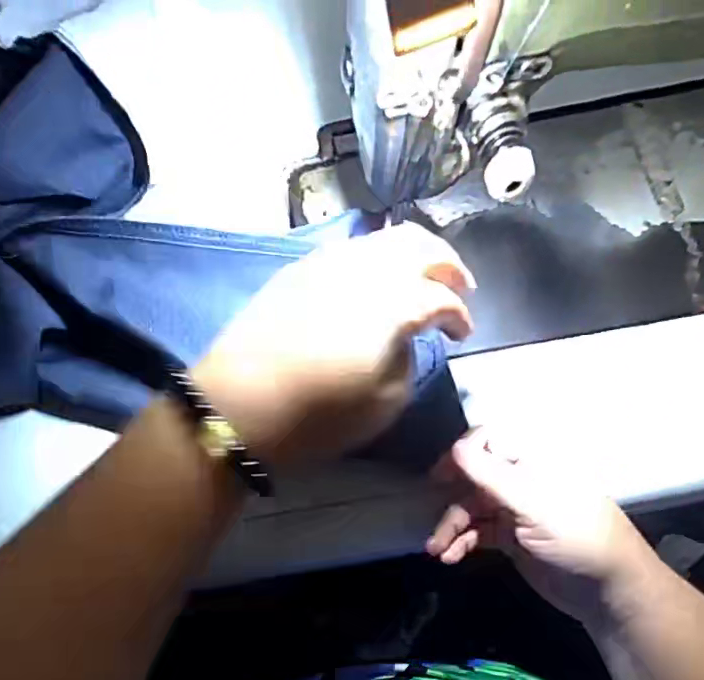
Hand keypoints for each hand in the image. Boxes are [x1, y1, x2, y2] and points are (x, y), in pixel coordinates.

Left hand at [192, 223, 475, 466]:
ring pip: (383, 239)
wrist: (240, 404)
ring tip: (419, 281)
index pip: (442, 298)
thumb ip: (408, 360)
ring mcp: (327, 261)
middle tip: (458, 287)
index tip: (462, 334)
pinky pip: (349, 250)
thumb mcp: (385, 402)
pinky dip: (375, 260)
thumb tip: (406, 338)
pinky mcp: (298, 270)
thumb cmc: (320, 414)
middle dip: (446, 265)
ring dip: (411, 256)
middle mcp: (365, 267)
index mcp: (394, 301)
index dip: (459, 316)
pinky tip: (376, 282)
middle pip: (419, 245)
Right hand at [427, 429, 662, 629]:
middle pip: (473, 477)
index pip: (489, 442)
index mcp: (534, 460)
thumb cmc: (576, 535)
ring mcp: (515, 509)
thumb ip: (491, 475)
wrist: (604, 587)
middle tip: (429, 516)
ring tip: (437, 550)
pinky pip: (477, 532)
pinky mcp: (510, 537)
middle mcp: (522, 478)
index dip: (461, 455)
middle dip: (450, 497)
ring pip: (471, 508)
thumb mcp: (532, 503)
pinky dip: (461, 543)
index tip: (440, 477)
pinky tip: (450, 557)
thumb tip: (456, 446)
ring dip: (451, 527)